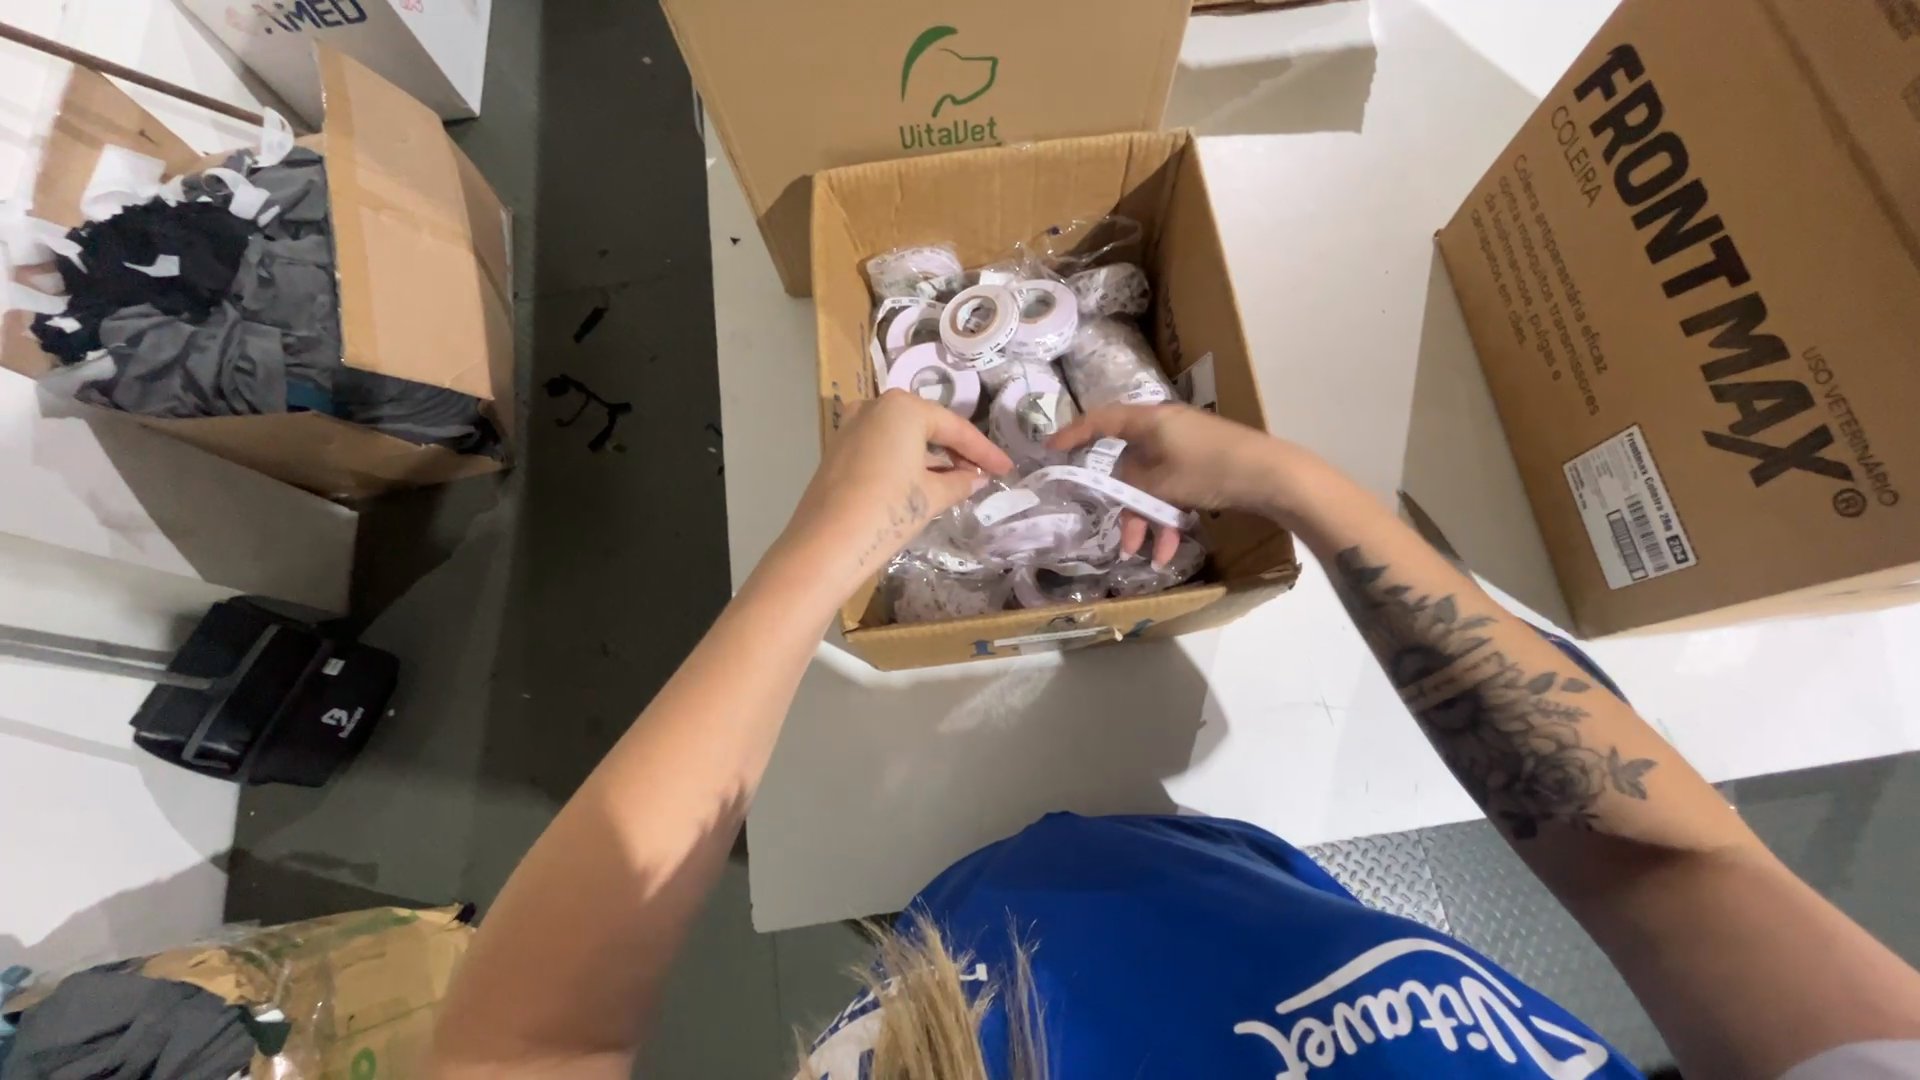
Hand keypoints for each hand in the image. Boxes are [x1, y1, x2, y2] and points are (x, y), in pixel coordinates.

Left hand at [773, 390, 1014, 599]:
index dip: (984, 451)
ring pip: (904, 437)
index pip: (955, 428)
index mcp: (903, 408)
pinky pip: (883, 448)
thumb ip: (960, 482)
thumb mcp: (932, 496)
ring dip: (932, 457)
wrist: (826, 544)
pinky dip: (907, 461)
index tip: (1007, 468)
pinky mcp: (839, 449)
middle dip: (957, 451)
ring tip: (959, 480)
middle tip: (984, 473)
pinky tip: (925, 482)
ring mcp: (852, 426)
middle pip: (928, 426)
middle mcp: (875, 407)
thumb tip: (977, 478)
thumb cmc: (887, 511)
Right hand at [1050, 404, 1323, 560]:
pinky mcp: (1203, 465)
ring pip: (1152, 485)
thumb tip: (1120, 484)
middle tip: (1120, 536)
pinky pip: (1173, 491)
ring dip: (1148, 520)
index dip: (1073, 434)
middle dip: (1124, 506)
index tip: (1051, 449)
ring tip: (1147, 554)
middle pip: (1128, 465)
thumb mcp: (1159, 482)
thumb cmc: (1209, 470)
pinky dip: (1170, 517)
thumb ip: (1129, 481)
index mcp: (1150, 420)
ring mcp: (1185, 447)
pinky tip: (1170, 549)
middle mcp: (1165, 429)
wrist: (1273, 477)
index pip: (1101, 421)